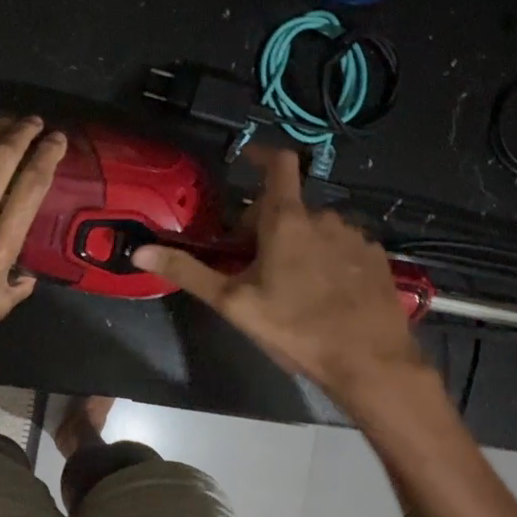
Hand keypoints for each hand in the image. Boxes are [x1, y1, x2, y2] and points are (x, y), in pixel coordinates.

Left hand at [0, 117, 67, 370]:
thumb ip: (19, 284)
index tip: (57, 139)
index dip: (48, 155)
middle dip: (21, 133)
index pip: (32, 186)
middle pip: (2, 160)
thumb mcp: (0, 307)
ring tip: (0, 124)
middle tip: (32, 122)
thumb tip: (26, 272)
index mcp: (3, 243)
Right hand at [131, 147, 422, 400]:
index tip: (246, 160)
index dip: (261, 155)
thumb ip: (187, 272)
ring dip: (296, 244)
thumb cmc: (295, 328)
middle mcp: (325, 218)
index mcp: (287, 221)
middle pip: (287, 208)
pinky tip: (321, 294)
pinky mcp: (377, 260)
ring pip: (315, 230)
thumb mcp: (233, 304)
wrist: (370, 362)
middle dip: (264, 227)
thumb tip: (140, 252)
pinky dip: (325, 260)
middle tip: (247, 264)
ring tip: (285, 283)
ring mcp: (356, 238)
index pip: (278, 165)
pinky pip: (342, 248)